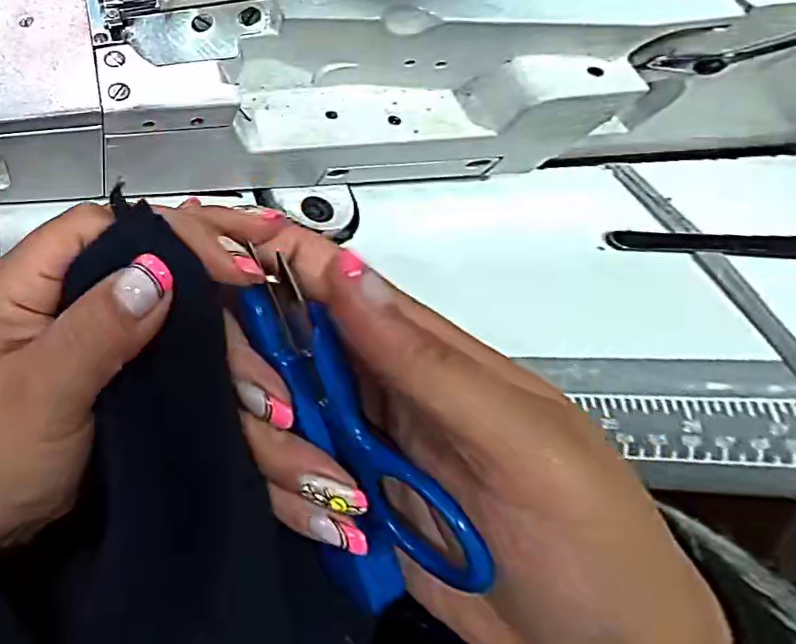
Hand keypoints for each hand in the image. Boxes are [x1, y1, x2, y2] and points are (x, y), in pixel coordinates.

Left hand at [0, 201, 285, 546]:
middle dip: (203, 268)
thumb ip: (95, 329)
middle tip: (265, 278)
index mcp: (30, 278)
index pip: (100, 225)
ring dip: (216, 321)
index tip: (226, 265)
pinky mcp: (115, 355)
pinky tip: (250, 374)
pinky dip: (210, 349)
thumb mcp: (43, 389)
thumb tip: (156, 270)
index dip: (163, 233)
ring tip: (267, 353)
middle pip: (140, 252)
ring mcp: (91, 320)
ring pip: (163, 296)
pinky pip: (168, 335)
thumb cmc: (1, 451)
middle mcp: (63, 288)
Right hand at [229, 225, 731, 643]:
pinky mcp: (328, 480)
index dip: (253, 246)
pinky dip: (285, 491)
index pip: (314, 265)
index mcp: (405, 339)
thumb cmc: (594, 549)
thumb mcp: (520, 444)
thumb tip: (344, 270)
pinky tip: (339, 521)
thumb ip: (424, 357)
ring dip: (276, 448)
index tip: (202, 252)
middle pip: (261, 333)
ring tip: (344, 498)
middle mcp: (361, 374)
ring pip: (254, 401)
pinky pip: (266, 463)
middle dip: (254, 373)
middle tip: (291, 419)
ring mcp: (341, 429)